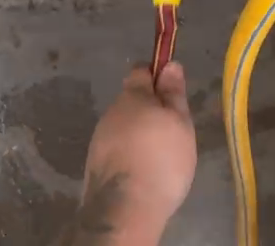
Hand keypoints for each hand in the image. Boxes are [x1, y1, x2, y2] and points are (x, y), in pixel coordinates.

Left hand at [63, 63, 196, 245]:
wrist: (124, 211)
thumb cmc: (160, 159)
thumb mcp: (179, 122)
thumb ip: (174, 93)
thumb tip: (170, 64)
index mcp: (132, 96)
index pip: (141, 70)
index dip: (157, 76)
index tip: (171, 93)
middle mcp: (111, 111)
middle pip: (132, 101)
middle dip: (149, 111)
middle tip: (170, 132)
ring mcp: (99, 138)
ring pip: (124, 126)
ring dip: (138, 134)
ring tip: (158, 157)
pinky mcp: (95, 164)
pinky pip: (117, 149)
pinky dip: (129, 155)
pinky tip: (141, 172)